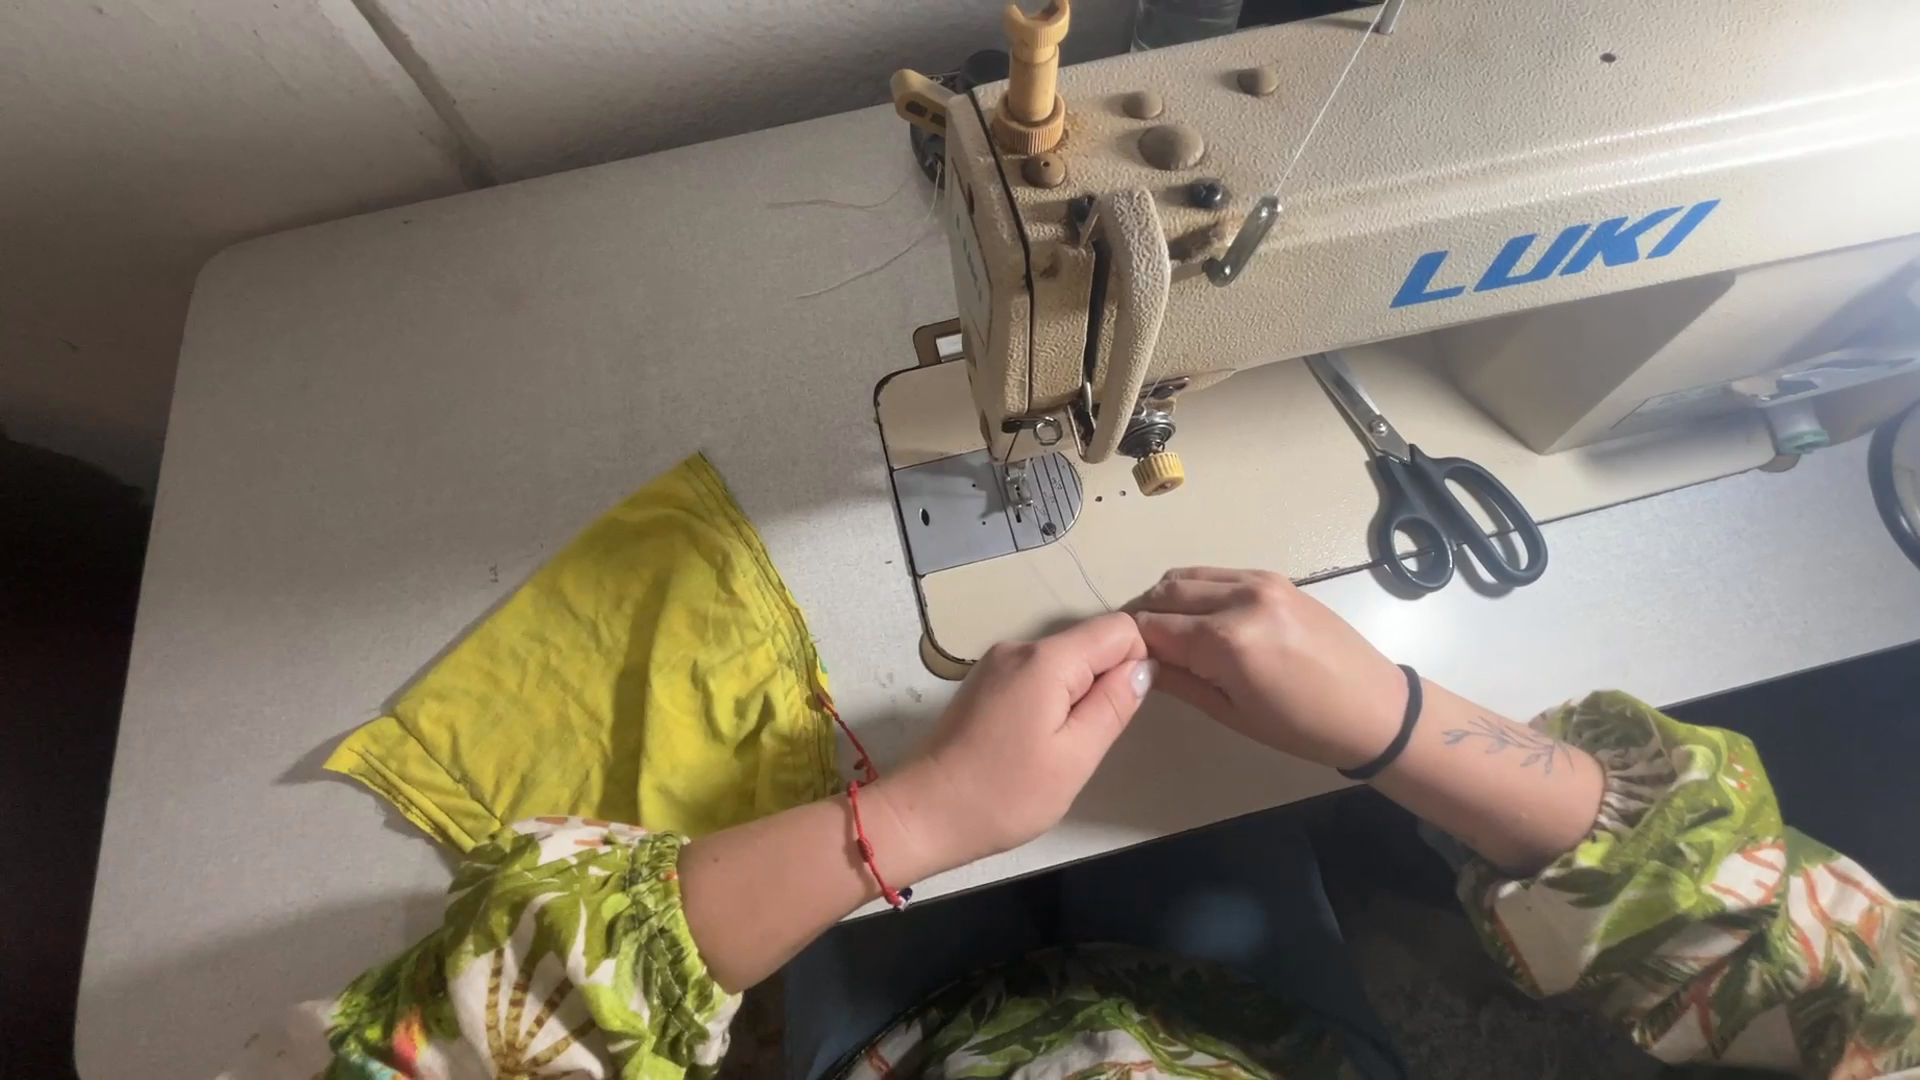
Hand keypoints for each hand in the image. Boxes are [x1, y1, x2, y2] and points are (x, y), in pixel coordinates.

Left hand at [877, 612, 1153, 873]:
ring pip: (1062, 662)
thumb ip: (1113, 705)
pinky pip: (1036, 675)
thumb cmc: (1004, 793)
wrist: (923, 812)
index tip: (1125, 709)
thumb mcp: (1075, 757)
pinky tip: (1035, 741)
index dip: (1137, 661)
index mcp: (1045, 659)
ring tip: (1060, 745)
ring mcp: (996, 663)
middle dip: (1104, 682)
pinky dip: (1050, 700)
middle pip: (1087, 642)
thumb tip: (1144, 666)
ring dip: (1076, 696)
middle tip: (1089, 738)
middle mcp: (1018, 647)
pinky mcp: (984, 682)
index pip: (1117, 629)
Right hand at [1127, 567, 1405, 769]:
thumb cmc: (1300, 726)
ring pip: (1184, 576)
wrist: (1375, 709)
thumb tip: (1138, 662)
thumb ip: (1177, 680)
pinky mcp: (1272, 577)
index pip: (1152, 627)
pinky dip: (1194, 588)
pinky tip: (1198, 614)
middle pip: (1163, 593)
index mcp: (1227, 641)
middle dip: (1141, 616)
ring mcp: (1258, 582)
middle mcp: (1239, 599)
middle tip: (1137, 645)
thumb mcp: (1229, 712)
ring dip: (1164, 598)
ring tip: (1166, 628)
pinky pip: (1214, 572)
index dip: (1129, 642)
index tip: (1122, 657)